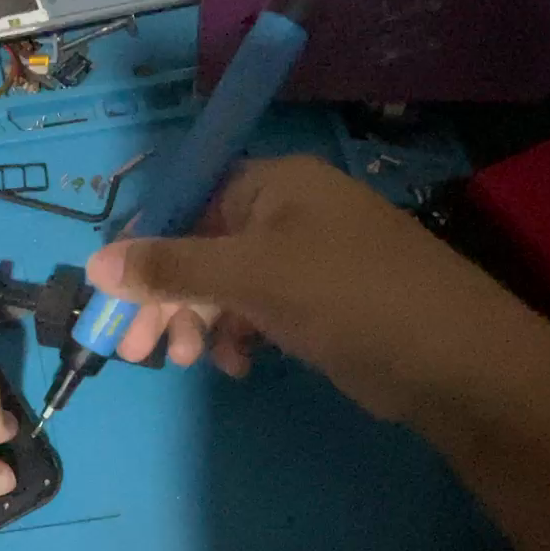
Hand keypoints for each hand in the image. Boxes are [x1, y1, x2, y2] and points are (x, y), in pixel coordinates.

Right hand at [87, 156, 536, 419]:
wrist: (455, 363)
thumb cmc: (348, 298)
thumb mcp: (251, 277)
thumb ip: (171, 267)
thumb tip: (94, 263)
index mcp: (271, 184)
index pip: (184, 200)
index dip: (142, 247)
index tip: (111, 297)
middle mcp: (282, 213)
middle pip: (198, 248)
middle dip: (165, 299)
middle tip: (134, 348)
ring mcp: (300, 259)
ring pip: (221, 286)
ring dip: (196, 323)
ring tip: (191, 363)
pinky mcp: (312, 302)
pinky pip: (252, 311)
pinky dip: (235, 336)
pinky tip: (236, 366)